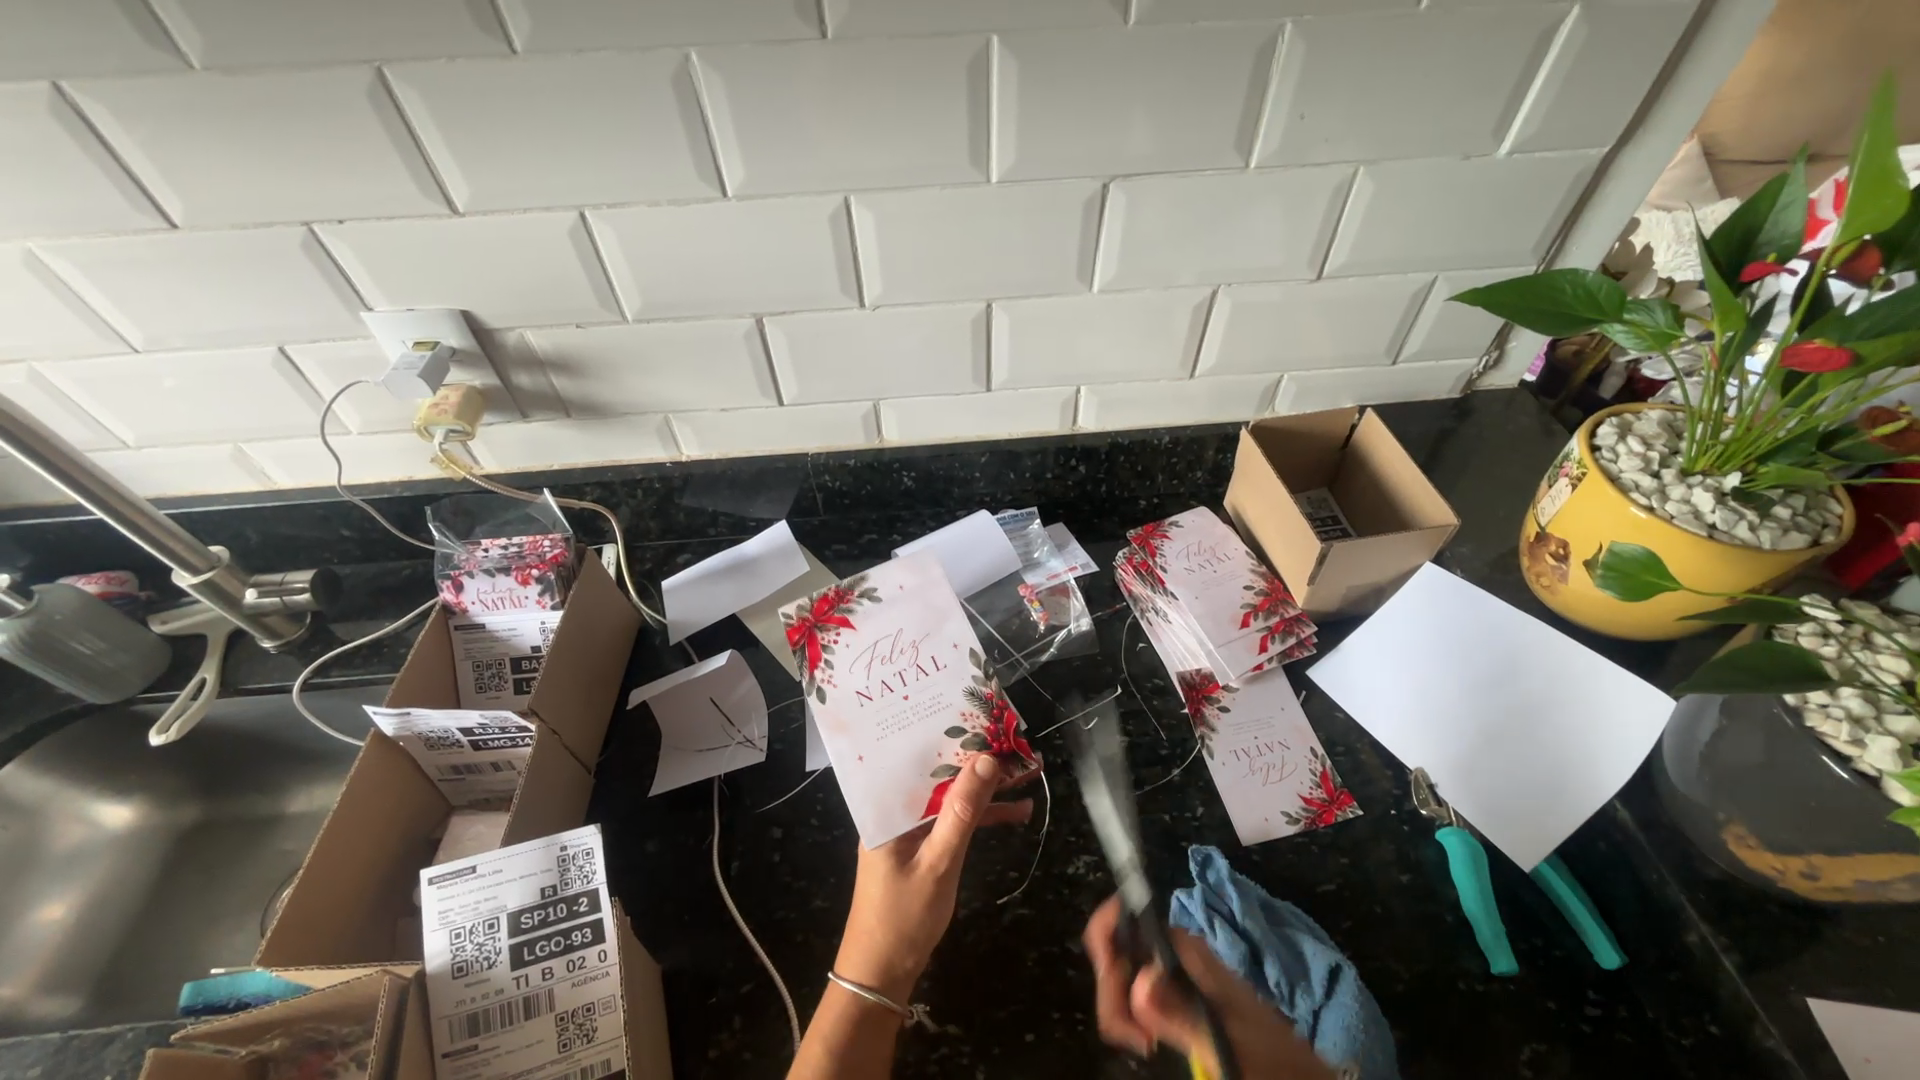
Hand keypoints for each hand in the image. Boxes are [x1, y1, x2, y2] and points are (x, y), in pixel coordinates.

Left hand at [832, 754, 1032, 1001]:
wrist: (880, 974)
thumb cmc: (902, 918)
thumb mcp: (939, 862)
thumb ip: (962, 811)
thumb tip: (985, 760)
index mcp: (887, 806)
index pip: (921, 758)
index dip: (956, 737)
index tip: (991, 722)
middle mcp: (896, 809)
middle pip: (941, 774)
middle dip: (980, 761)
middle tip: (1020, 747)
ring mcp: (910, 828)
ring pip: (952, 795)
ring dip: (988, 788)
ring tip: (1030, 773)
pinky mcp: (923, 845)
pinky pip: (954, 820)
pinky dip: (982, 816)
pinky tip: (1017, 813)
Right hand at [1083, 896, 1336, 1079]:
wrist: (1301, 1077)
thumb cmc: (1270, 1058)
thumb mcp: (1225, 1041)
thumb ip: (1182, 1013)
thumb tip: (1137, 980)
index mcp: (1190, 949)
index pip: (1132, 913)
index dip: (1107, 933)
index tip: (1111, 981)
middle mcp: (1179, 952)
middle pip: (1119, 946)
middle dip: (1111, 987)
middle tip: (1135, 1039)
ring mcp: (1178, 974)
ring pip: (1124, 971)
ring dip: (1117, 1004)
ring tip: (1143, 1044)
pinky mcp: (1179, 996)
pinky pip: (1137, 992)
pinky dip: (1129, 1014)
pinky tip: (1147, 1040)